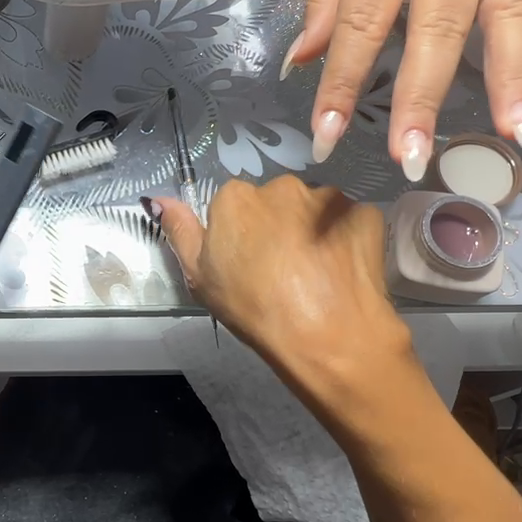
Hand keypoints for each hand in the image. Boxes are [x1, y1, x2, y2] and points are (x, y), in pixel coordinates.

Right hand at [150, 180, 415, 408]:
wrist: (326, 335)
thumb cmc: (252, 308)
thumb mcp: (200, 277)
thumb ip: (180, 231)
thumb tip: (158, 199)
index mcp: (235, 199)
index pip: (230, 205)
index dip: (236, 235)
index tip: (243, 264)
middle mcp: (281, 186)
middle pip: (273, 202)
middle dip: (274, 227)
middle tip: (278, 272)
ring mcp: (327, 197)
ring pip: (312, 210)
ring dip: (309, 232)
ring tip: (312, 275)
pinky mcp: (363, 213)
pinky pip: (345, 222)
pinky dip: (342, 241)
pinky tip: (338, 272)